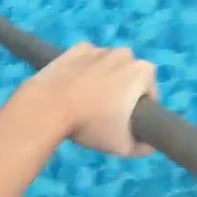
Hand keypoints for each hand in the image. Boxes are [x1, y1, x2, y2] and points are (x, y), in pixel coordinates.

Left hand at [15, 43, 158, 157]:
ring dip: (104, 78)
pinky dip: (84, 69)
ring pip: (107, 66)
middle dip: (123, 91)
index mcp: (143, 71)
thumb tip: (147, 146)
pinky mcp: (74, 49)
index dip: (141, 109)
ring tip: (86, 100)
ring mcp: (98, 49)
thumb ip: (142, 148)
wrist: (47, 107)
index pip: (150, 93)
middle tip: (106, 113)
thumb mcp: (122, 146)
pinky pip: (86, 60)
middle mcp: (124, 54)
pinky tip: (73, 86)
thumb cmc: (90, 124)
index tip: (125, 122)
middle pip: (129, 76)